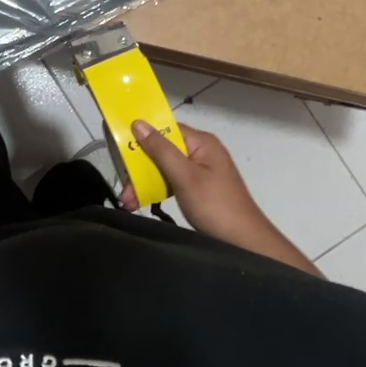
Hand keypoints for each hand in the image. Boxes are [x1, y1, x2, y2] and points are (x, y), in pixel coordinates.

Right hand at [124, 120, 318, 274]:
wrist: (246, 244)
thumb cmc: (216, 206)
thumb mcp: (185, 176)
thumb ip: (160, 149)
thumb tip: (138, 122)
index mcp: (201, 142)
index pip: (166, 129)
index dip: (142, 136)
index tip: (119, 148)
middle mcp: (201, 152)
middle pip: (162, 150)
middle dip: (140, 168)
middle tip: (123, 190)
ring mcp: (201, 171)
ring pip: (164, 168)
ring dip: (145, 183)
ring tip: (127, 202)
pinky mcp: (199, 189)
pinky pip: (172, 182)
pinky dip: (157, 191)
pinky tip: (141, 203)